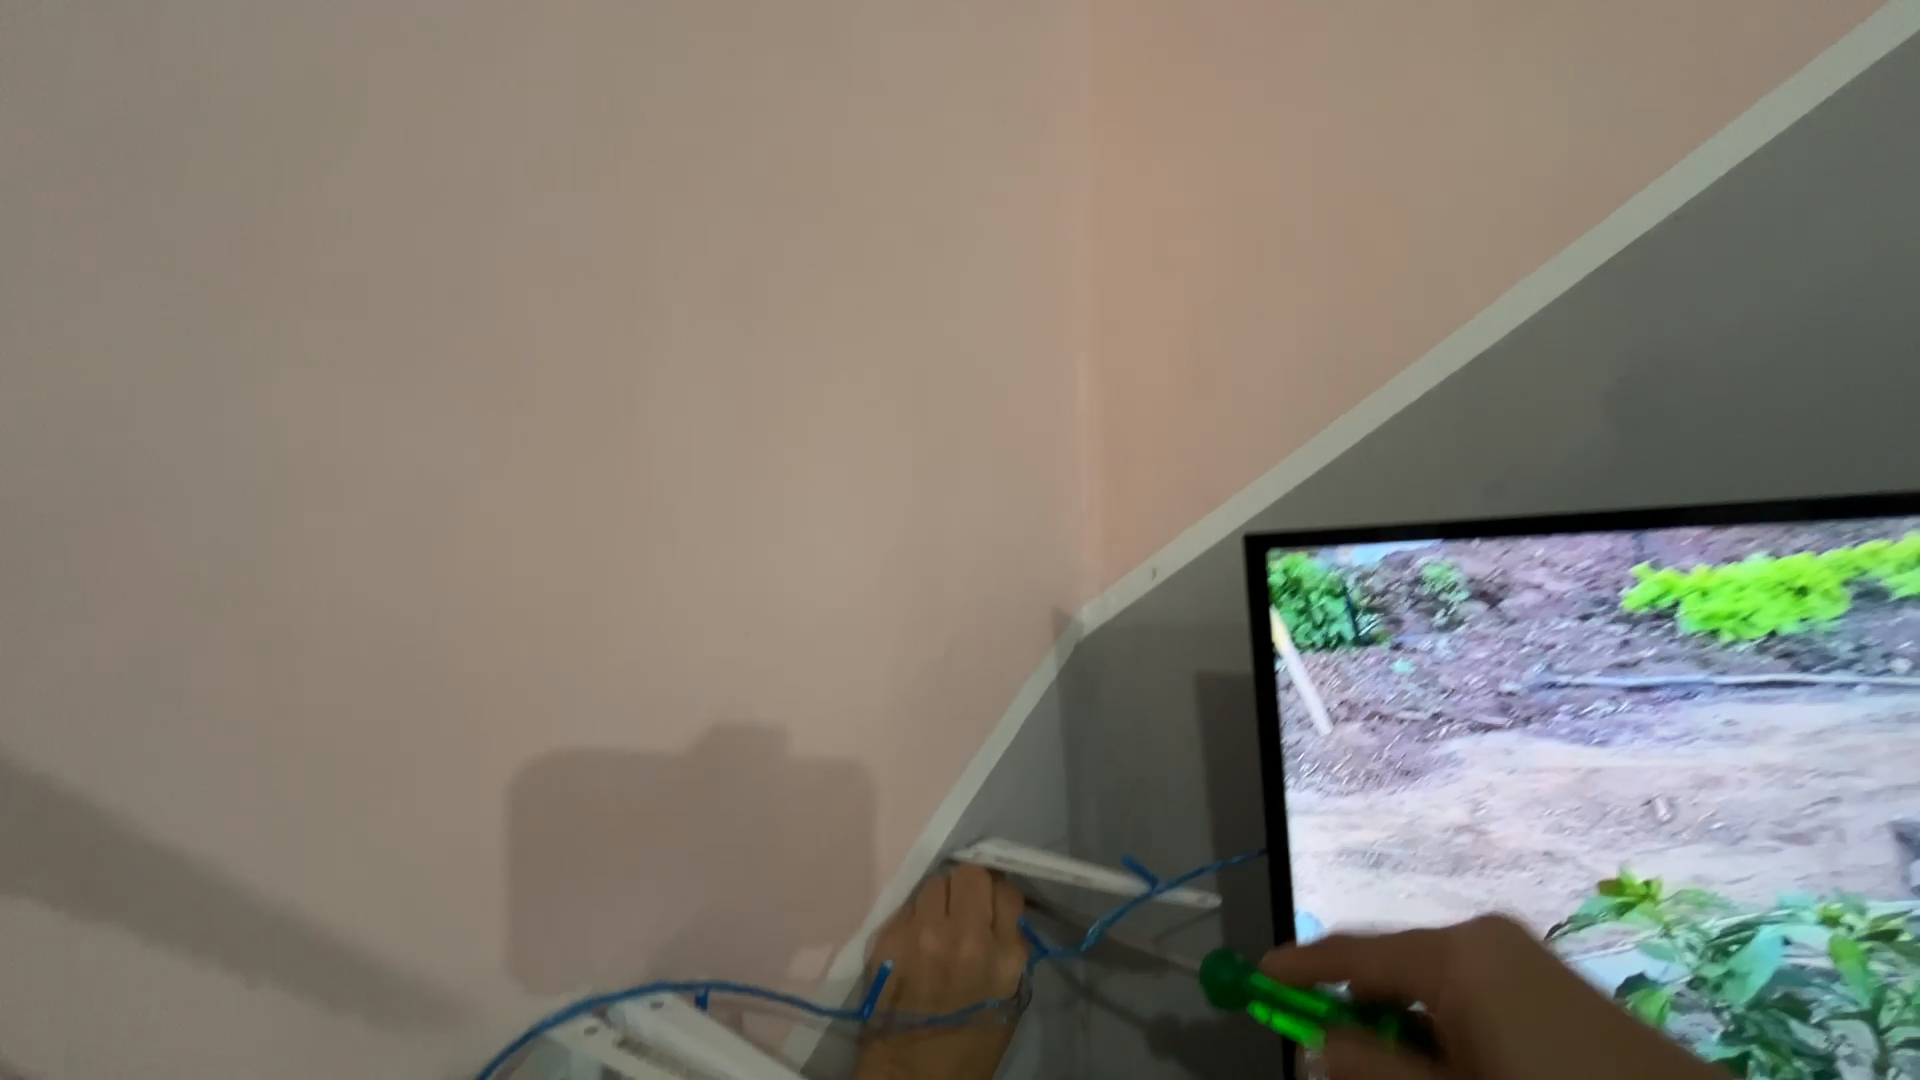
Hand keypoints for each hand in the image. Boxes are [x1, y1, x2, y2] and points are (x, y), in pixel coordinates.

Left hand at [851, 865, 1030, 1079]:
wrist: (913, 1079)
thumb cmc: (969, 1045)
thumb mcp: (1009, 997)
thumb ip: (1009, 947)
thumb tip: (1001, 913)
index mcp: (1004, 955)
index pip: (1005, 890)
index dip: (996, 894)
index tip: (989, 903)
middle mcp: (967, 936)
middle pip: (970, 874)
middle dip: (968, 885)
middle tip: (962, 903)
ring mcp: (925, 934)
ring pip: (935, 882)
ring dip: (938, 897)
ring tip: (936, 920)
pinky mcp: (890, 938)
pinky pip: (907, 905)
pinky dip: (913, 916)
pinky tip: (914, 938)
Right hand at [1260, 915, 1725, 1079]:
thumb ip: (1374, 1069)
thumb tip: (1316, 1044)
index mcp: (1455, 952)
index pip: (1352, 950)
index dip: (1299, 967)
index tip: (1257, 979)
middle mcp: (1482, 938)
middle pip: (1389, 968)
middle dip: (1357, 1012)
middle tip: (1336, 1057)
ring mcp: (1520, 958)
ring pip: (1429, 987)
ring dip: (1401, 1028)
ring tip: (1400, 1073)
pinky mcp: (1550, 985)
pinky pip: (1469, 996)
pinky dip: (1442, 1029)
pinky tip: (1452, 1070)